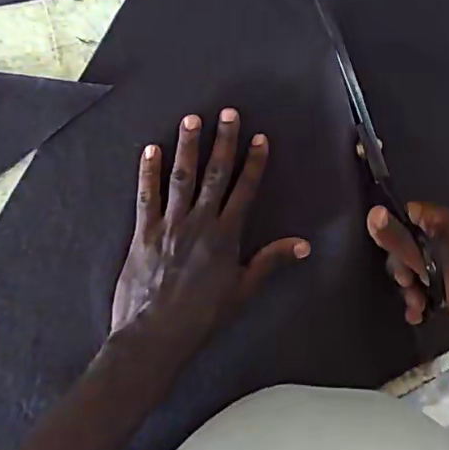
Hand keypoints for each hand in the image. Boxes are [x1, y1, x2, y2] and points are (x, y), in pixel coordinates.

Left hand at [111, 109, 310, 357]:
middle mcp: (200, 222)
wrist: (155, 337)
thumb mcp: (243, 291)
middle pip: (215, 174)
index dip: (253, 162)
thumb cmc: (202, 317)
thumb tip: (304, 245)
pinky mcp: (144, 232)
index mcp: (226, 235)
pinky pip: (147, 196)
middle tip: (228, 112)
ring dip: (187, 146)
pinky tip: (151, 149)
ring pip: (182, 177)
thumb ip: (270, 262)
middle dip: (223, 141)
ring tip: (191, 118)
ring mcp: (170, 224)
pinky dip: (148, 172)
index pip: (244, 189)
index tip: (259, 137)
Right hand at [368, 202, 448, 350]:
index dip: (394, 228)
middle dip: (403, 267)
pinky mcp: (447, 288)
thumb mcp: (431, 261)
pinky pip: (423, 288)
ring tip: (416, 303)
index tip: (388, 247)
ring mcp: (446, 264)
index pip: (408, 213)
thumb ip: (399, 240)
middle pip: (406, 244)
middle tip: (407, 281)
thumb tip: (374, 214)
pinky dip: (418, 300)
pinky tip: (419, 313)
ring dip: (409, 288)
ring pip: (413, 269)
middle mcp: (444, 239)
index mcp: (444, 223)